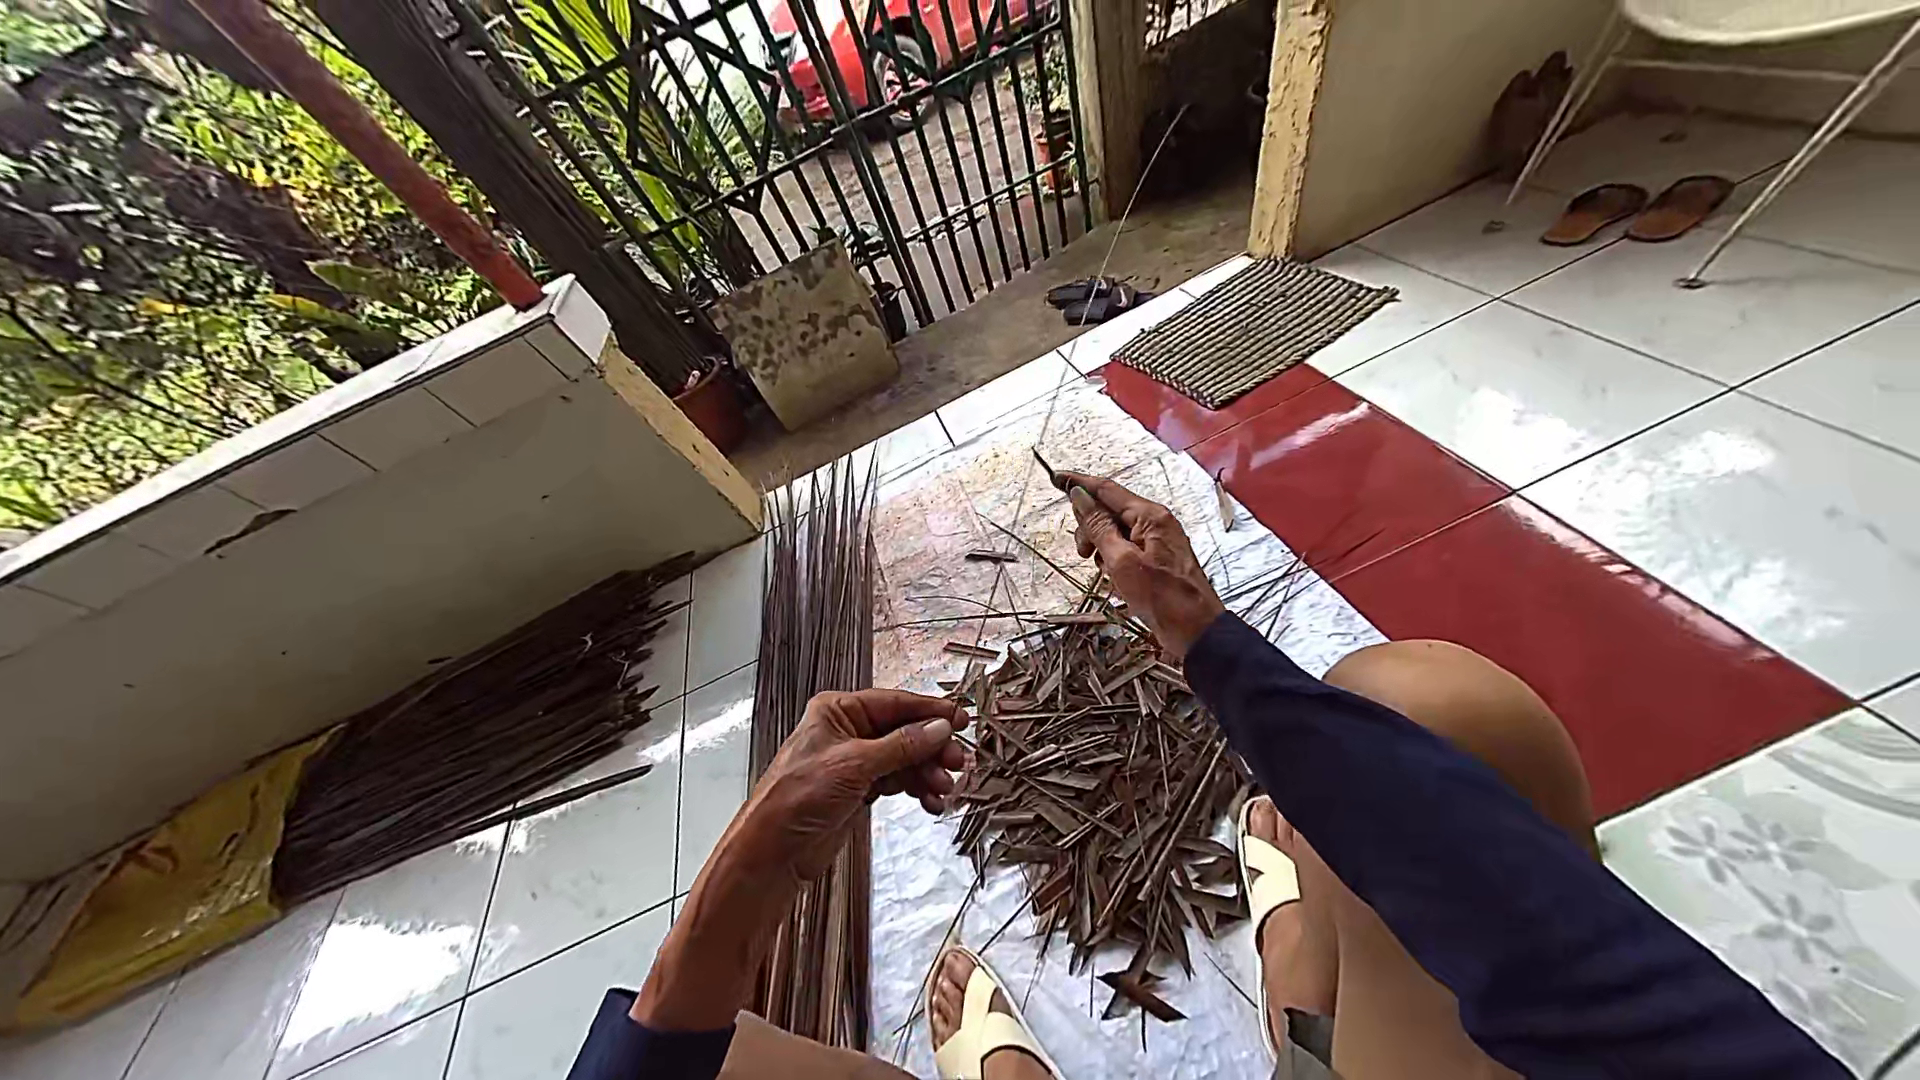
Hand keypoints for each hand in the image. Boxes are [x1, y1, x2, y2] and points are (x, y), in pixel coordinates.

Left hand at [727, 689, 969, 883]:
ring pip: (905, 758)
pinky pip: (898, 781)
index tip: (960, 719)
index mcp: (839, 710)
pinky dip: (916, 789)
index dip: (930, 711)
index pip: (895, 702)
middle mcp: (849, 730)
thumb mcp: (855, 765)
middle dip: (932, 748)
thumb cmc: (798, 797)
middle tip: (958, 762)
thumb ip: (902, 745)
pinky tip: (931, 802)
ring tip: (944, 789)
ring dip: (927, 772)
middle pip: (904, 731)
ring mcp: (856, 760)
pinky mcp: (860, 788)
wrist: (773, 853)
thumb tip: (940, 727)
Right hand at [1061, 471, 1224, 661]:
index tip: (1055, 478)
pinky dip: (1113, 560)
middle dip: (1089, 528)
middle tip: (1083, 553)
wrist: (1196, 632)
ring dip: (1100, 548)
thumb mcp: (1122, 561)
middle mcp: (1155, 522)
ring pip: (1114, 532)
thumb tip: (1079, 496)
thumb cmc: (1162, 598)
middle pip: (1109, 511)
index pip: (1106, 490)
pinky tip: (1116, 579)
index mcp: (1150, 516)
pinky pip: (1125, 548)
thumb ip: (1098, 527)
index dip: (1078, 484)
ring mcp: (1156, 540)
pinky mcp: (1156, 558)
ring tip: (1105, 572)